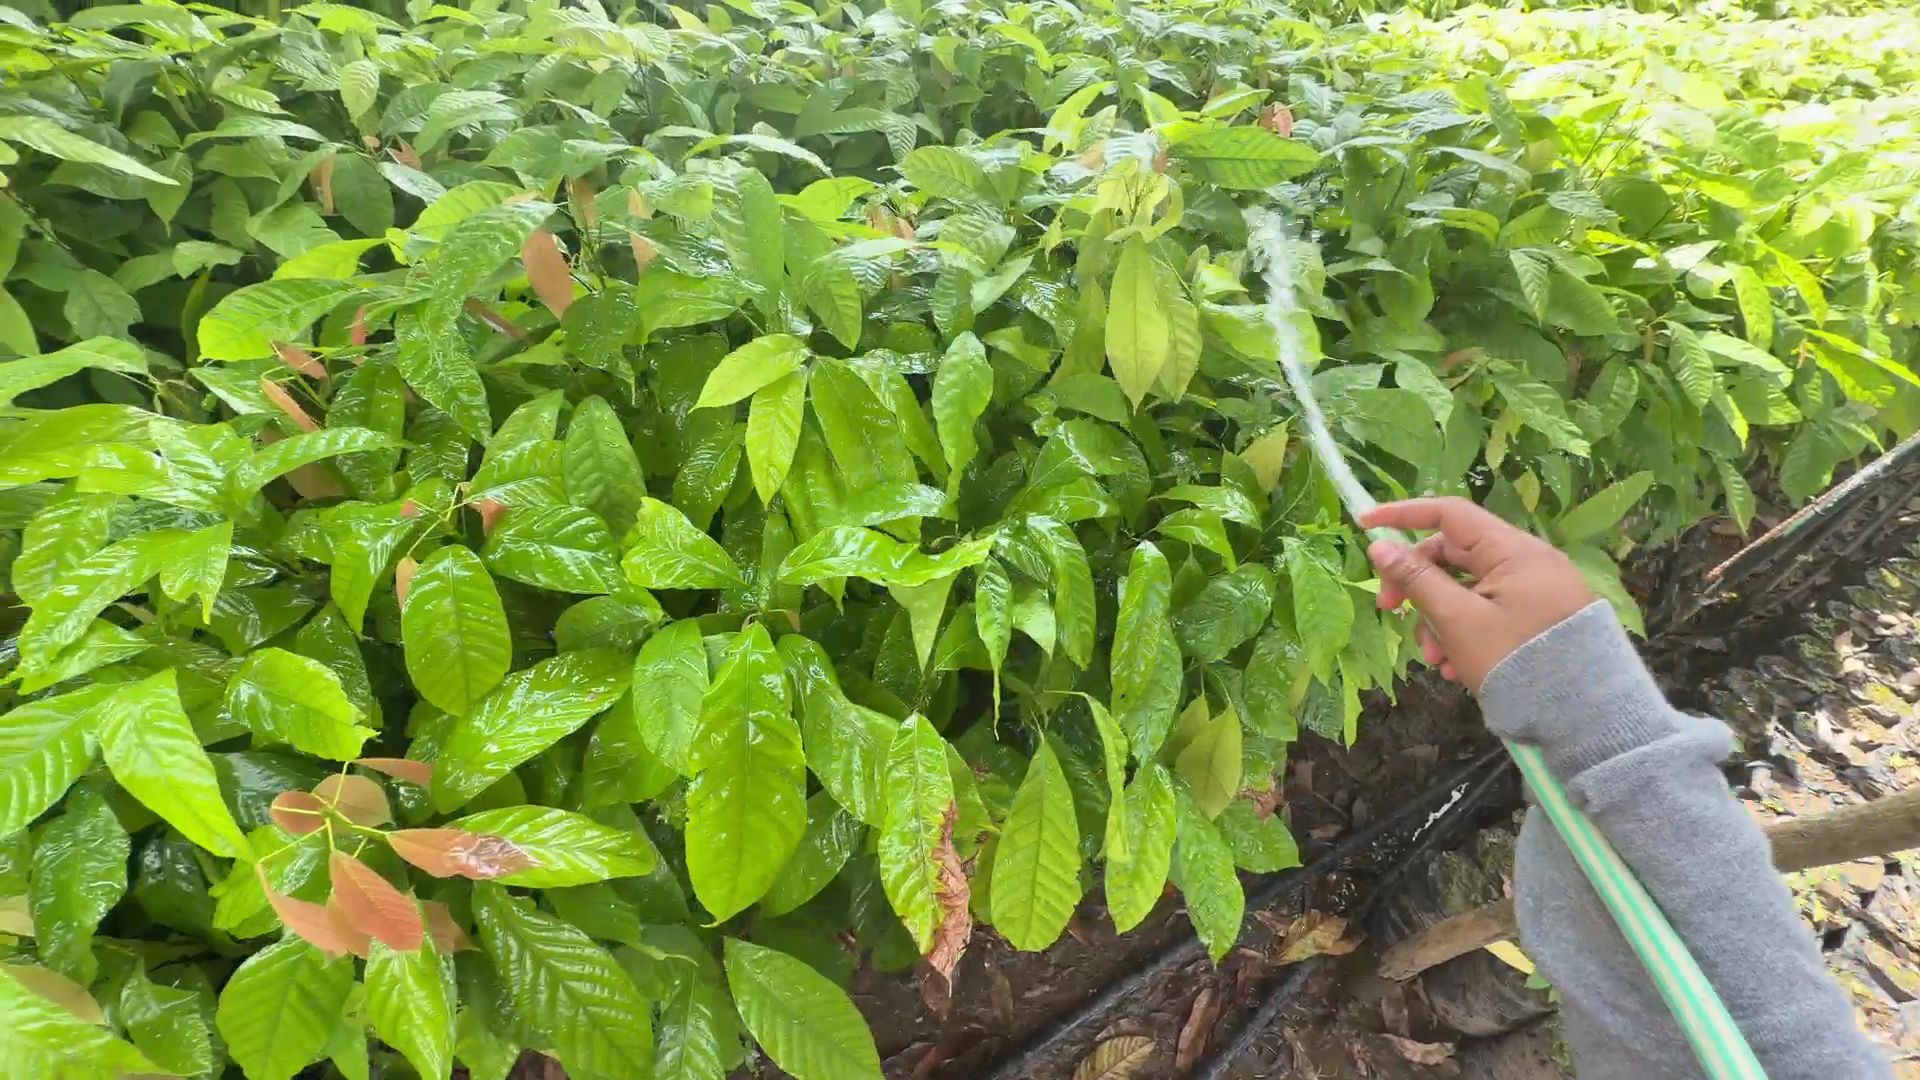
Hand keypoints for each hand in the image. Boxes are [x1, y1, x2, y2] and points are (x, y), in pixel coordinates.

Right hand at [1359, 497, 1593, 692]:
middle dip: (1414, 584)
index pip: (1449, 513)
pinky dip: (1458, 630)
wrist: (1585, 719)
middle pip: (1450, 555)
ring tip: (1432, 657)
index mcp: (1513, 552)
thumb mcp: (1455, 619)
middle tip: (1389, 610)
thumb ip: (1415, 578)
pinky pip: (1482, 609)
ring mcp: (1531, 591)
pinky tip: (1451, 664)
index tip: (1364, 524)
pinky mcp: (1532, 617)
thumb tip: (1379, 546)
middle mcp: (1525, 563)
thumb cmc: (1515, 659)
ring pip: (1461, 587)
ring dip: (1434, 617)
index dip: (1403, 514)